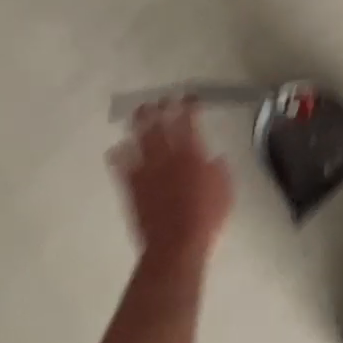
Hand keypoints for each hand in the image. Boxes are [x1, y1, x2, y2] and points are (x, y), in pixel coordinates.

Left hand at [110, 101, 233, 263]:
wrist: (176, 245)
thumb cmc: (206, 219)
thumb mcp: (225, 190)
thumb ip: (219, 169)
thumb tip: (213, 157)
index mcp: (192, 153)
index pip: (188, 120)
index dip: (188, 105)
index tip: (189, 97)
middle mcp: (167, 155)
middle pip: (159, 122)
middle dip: (160, 107)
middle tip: (161, 100)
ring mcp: (146, 169)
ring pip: (138, 138)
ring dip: (138, 123)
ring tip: (139, 113)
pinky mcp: (131, 185)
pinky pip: (120, 164)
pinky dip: (118, 154)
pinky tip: (116, 149)